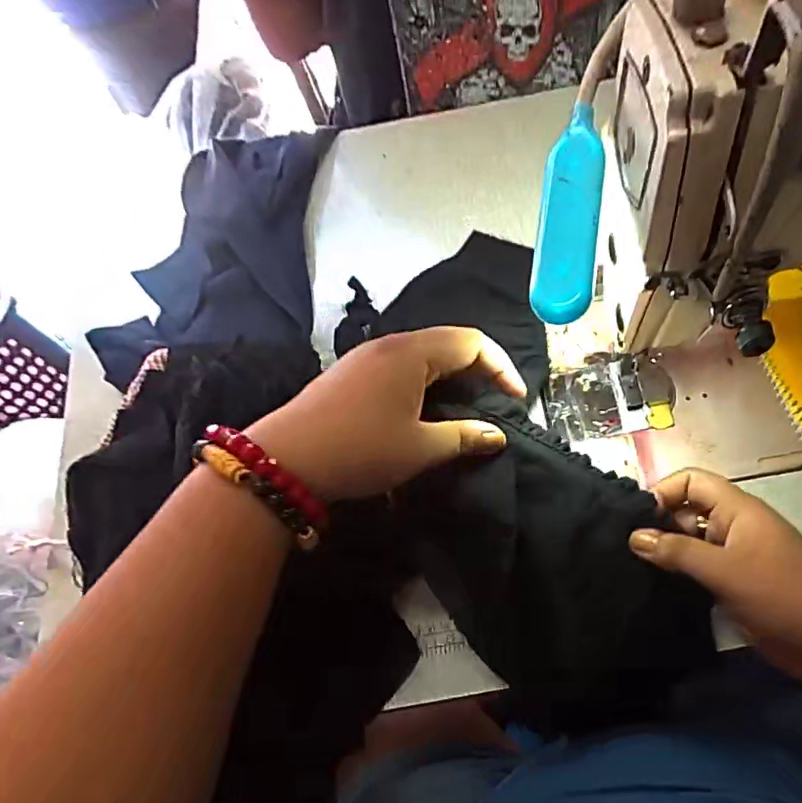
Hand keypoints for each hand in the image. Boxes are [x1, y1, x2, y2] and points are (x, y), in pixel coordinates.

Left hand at [245, 326, 525, 500]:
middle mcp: (389, 345)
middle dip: (481, 369)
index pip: (472, 342)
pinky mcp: (352, 375)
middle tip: (496, 401)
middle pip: (449, 342)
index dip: (502, 367)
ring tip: (468, 407)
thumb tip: (496, 435)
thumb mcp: (421, 449)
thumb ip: (465, 437)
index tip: (516, 399)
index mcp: (411, 354)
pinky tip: (427, 410)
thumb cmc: (360, 450)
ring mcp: (366, 358)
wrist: (284, 460)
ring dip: (453, 376)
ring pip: (424, 354)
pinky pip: (402, 366)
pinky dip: (427, 381)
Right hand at [629, 468, 801, 685]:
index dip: (662, 492)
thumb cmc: (780, 594)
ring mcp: (737, 556)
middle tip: (624, 548)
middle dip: (658, 523)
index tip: (633, 521)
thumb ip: (678, 552)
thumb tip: (634, 537)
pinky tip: (656, 587)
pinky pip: (702, 569)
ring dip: (667, 551)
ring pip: (693, 542)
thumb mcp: (724, 570)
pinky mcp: (737, 584)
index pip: (692, 481)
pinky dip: (681, 573)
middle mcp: (735, 526)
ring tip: (632, 567)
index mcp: (738, 509)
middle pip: (689, 510)